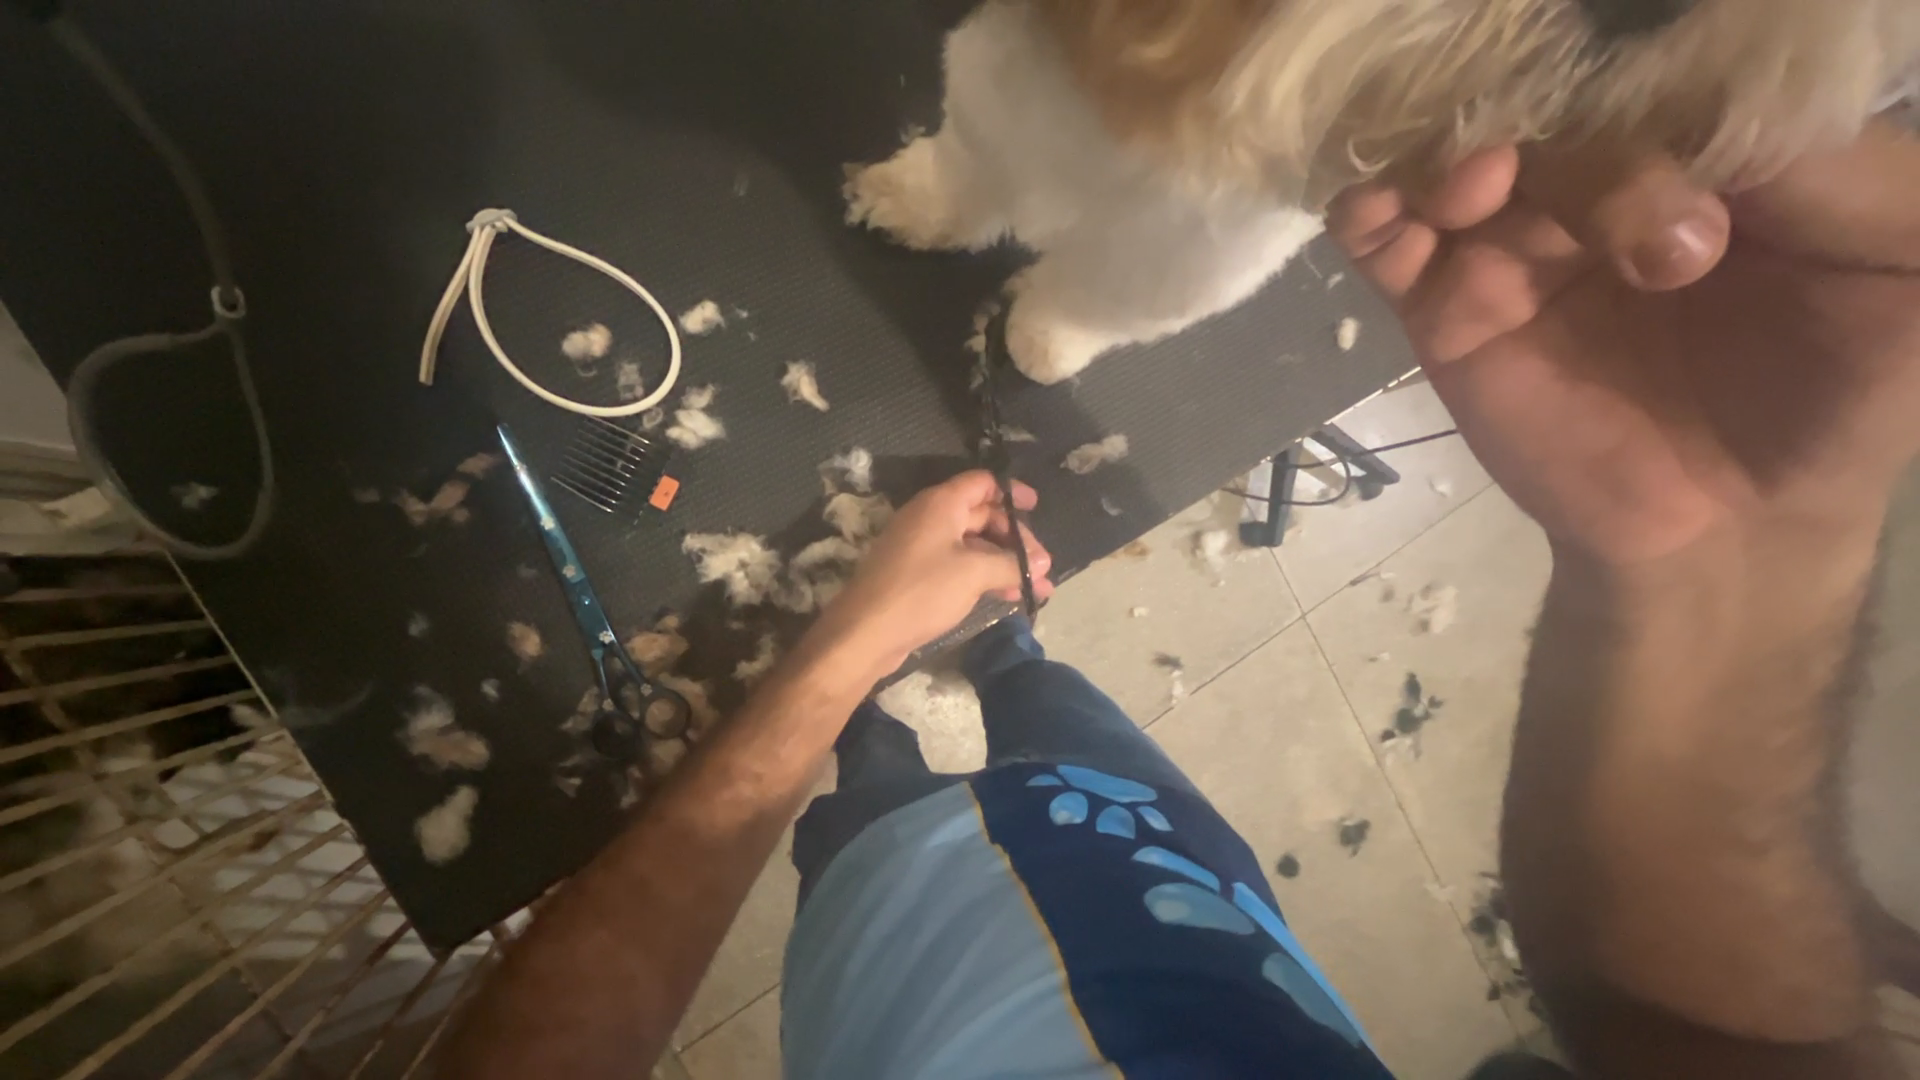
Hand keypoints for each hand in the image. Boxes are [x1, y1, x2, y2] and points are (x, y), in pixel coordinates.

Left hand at [804, 470, 1053, 674]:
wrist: (866, 632)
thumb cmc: (922, 591)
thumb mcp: (974, 573)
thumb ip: (1012, 563)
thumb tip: (1043, 564)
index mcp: (941, 504)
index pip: (983, 483)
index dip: (1011, 492)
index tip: (1036, 509)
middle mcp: (931, 518)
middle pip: (982, 515)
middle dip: (1015, 538)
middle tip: (1042, 565)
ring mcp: (923, 547)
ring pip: (973, 545)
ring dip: (1005, 563)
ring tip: (1036, 589)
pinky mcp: (919, 575)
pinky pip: (959, 566)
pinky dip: (985, 576)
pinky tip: (1008, 598)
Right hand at [1329, 123, 1919, 565]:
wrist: (1720, 522)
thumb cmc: (1836, 397)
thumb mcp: (1904, 265)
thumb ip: (1839, 176)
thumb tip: (1712, 132)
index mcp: (1701, 167)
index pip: (1654, 91)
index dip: (1649, 97)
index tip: (1691, 176)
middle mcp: (1593, 199)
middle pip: (1550, 132)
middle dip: (1575, 167)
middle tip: (1652, 257)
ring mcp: (1508, 260)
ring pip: (1453, 172)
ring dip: (1444, 164)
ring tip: (1470, 196)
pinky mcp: (1443, 318)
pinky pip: (1386, 251)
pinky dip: (1365, 220)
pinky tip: (1371, 213)